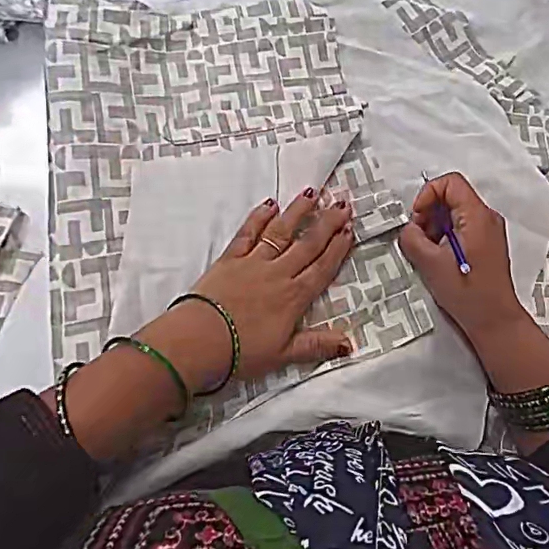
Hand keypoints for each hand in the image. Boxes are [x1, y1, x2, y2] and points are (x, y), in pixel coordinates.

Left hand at [179, 187, 357, 383]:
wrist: (199, 341)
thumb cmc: (240, 352)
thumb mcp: (284, 354)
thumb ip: (316, 345)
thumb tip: (347, 344)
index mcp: (294, 297)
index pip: (322, 267)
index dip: (338, 248)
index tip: (349, 231)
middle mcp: (278, 274)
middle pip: (308, 244)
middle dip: (328, 223)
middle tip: (342, 206)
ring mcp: (253, 263)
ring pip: (281, 231)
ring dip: (298, 212)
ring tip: (312, 194)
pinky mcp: (230, 259)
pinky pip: (248, 233)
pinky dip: (259, 217)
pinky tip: (269, 205)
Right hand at [398, 173, 548, 396]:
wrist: (494, 320)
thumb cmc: (468, 293)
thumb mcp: (429, 263)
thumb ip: (412, 238)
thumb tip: (409, 229)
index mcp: (477, 216)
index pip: (450, 182)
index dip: (428, 194)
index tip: (417, 218)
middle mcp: (487, 218)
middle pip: (452, 196)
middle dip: (429, 213)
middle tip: (419, 238)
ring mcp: (488, 231)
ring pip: (455, 213)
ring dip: (435, 227)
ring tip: (429, 252)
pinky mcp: (486, 244)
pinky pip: (461, 228)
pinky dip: (445, 237)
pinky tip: (439, 259)